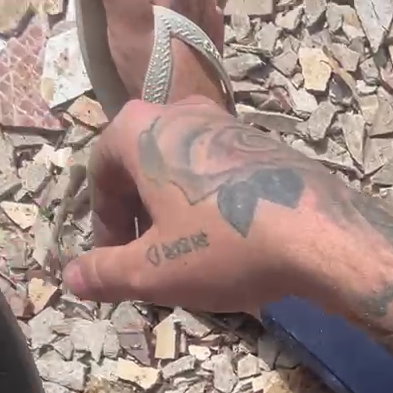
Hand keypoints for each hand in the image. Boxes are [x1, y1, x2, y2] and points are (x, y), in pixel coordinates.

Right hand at [64, 98, 324, 311]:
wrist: (321, 237)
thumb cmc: (225, 246)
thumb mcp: (156, 271)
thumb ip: (107, 273)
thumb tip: (71, 278)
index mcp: (140, 130)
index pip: (101, 174)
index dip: (103, 224)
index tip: (114, 262)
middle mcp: (184, 114)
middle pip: (147, 170)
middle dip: (144, 220)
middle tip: (154, 264)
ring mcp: (234, 129)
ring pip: (191, 176)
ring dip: (184, 217)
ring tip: (197, 262)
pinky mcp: (274, 152)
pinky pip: (231, 183)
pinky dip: (223, 213)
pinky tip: (240, 251)